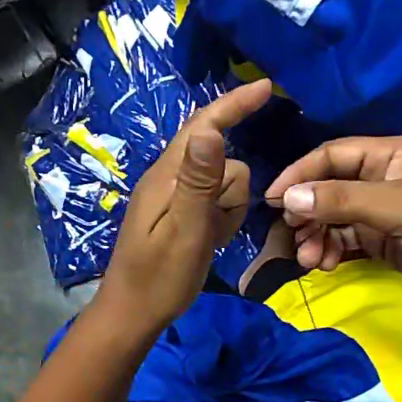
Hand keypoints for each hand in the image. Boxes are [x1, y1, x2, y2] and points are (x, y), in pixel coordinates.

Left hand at [99, 80, 272, 328]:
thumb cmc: (158, 277)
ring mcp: (175, 197)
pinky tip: (210, 241)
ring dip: (228, 208)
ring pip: (224, 183)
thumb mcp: (185, 230)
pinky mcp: (182, 215)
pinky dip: (222, 219)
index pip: (203, 126)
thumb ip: (199, 181)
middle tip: (217, 226)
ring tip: (211, 238)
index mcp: (166, 176)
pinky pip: (216, 203)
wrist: (133, 314)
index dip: (234, 104)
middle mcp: (169, 178)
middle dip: (231, 188)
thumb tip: (212, 130)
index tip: (267, 87)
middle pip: (221, 159)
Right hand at [266, 135, 401, 306]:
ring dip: (318, 236)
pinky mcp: (385, 240)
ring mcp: (384, 210)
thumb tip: (287, 196)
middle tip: (293, 234)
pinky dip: (332, 251)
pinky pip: (347, 240)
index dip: (300, 174)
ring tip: (310, 259)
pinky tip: (326, 265)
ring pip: (335, 218)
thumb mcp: (399, 207)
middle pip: (329, 188)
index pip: (332, 155)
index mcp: (391, 154)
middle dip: (308, 212)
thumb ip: (342, 201)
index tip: (272, 199)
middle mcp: (383, 178)